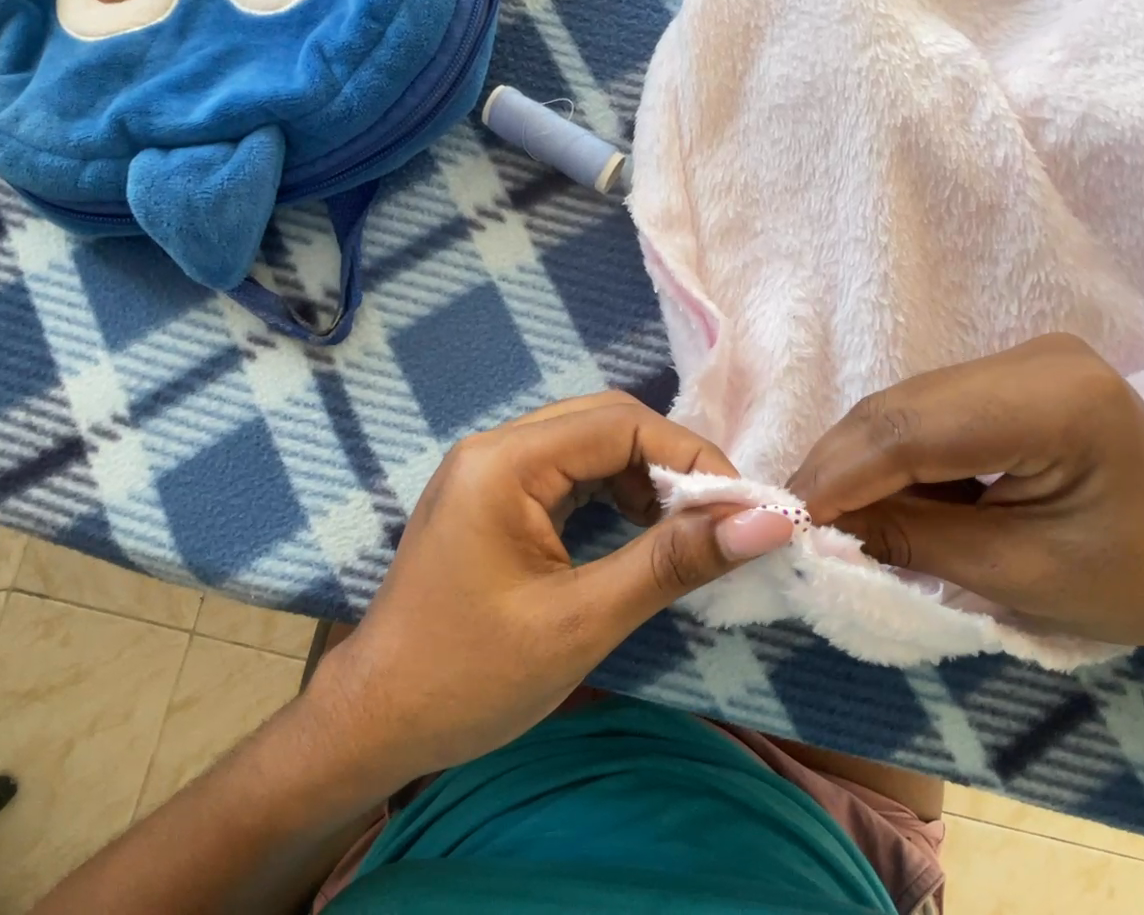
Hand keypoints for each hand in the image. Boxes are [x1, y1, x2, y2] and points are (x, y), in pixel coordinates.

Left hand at [302, 391, 794, 779]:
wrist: (376, 721)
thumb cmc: (471, 677)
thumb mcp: (581, 621)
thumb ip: (673, 561)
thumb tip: (766, 522)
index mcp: (504, 462)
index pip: (622, 424)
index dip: (693, 458)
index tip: (745, 509)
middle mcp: (493, 449)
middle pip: (605, 422)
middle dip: (671, 463)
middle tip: (721, 519)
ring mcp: (486, 473)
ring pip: (586, 445)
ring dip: (643, 477)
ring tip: (684, 529)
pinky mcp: (489, 500)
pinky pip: (564, 474)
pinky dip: (611, 494)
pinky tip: (636, 530)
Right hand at [786, 334, 1143, 678]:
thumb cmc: (1131, 583)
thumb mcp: (1011, 574)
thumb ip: (905, 540)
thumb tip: (810, 526)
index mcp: (1059, 402)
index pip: (912, 431)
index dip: (838, 477)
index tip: (780, 524)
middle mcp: (1034, 358)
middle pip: (897, 410)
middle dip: (835, 470)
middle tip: (789, 523)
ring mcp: (1019, 359)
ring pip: (898, 408)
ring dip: (852, 463)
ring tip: (819, 516)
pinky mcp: (1005, 378)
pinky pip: (918, 413)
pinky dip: (883, 458)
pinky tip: (867, 496)